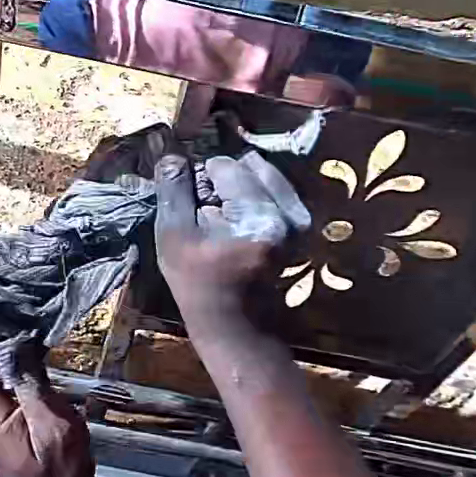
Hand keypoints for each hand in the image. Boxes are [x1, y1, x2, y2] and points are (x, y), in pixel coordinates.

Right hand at [154, 150, 310, 313]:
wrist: (235, 323)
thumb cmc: (197, 282)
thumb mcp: (174, 234)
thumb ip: (173, 189)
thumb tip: (173, 153)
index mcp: (259, 216)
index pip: (225, 165)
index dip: (202, 180)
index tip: (195, 208)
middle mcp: (289, 211)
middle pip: (249, 164)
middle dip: (226, 179)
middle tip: (210, 212)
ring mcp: (300, 218)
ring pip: (264, 173)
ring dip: (241, 186)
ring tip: (225, 218)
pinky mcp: (302, 224)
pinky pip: (275, 188)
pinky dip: (255, 196)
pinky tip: (241, 222)